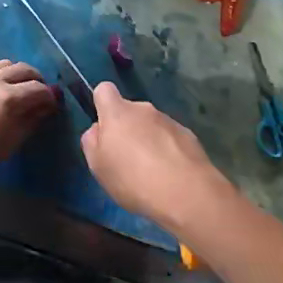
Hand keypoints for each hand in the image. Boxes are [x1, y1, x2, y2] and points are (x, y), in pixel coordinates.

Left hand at [0, 61, 58, 184]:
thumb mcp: (11, 141)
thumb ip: (31, 120)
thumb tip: (47, 107)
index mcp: (9, 98)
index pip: (39, 89)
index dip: (49, 97)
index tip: (53, 106)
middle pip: (26, 69)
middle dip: (37, 81)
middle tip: (39, 96)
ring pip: (8, 64)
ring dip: (20, 74)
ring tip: (20, 90)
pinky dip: (3, 73)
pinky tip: (1, 89)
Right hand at [81, 82, 233, 232]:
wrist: (185, 193)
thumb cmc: (132, 179)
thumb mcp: (98, 166)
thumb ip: (92, 141)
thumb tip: (98, 129)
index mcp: (117, 112)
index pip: (104, 90)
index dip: (102, 105)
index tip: (105, 128)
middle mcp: (144, 109)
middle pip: (129, 111)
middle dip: (127, 129)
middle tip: (127, 159)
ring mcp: (169, 121)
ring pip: (151, 125)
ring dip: (149, 140)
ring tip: (152, 172)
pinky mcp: (189, 135)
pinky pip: (171, 138)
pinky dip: (168, 150)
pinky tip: (171, 175)